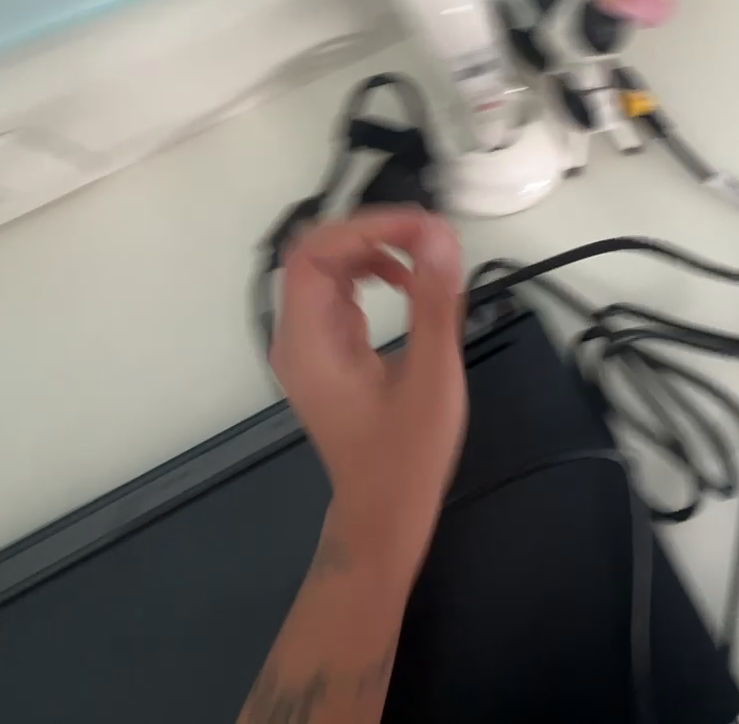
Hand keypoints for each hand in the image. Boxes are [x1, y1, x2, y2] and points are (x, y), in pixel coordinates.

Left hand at [272, 208, 466, 550]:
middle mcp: (297, 338)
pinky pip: (339, 291)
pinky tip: (408, 282)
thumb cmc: (408, 454)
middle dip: (373, 231)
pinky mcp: (327, 351)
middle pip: (315, 253)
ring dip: (374, 248)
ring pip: (326, 268)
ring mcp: (308, 345)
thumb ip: (435, 302)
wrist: (384, 512)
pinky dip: (373, 272)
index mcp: (310, 344)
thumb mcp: (432, 375)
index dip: (367, 227)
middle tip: (429, 234)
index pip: (314, 254)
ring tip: (425, 251)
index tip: (423, 227)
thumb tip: (441, 237)